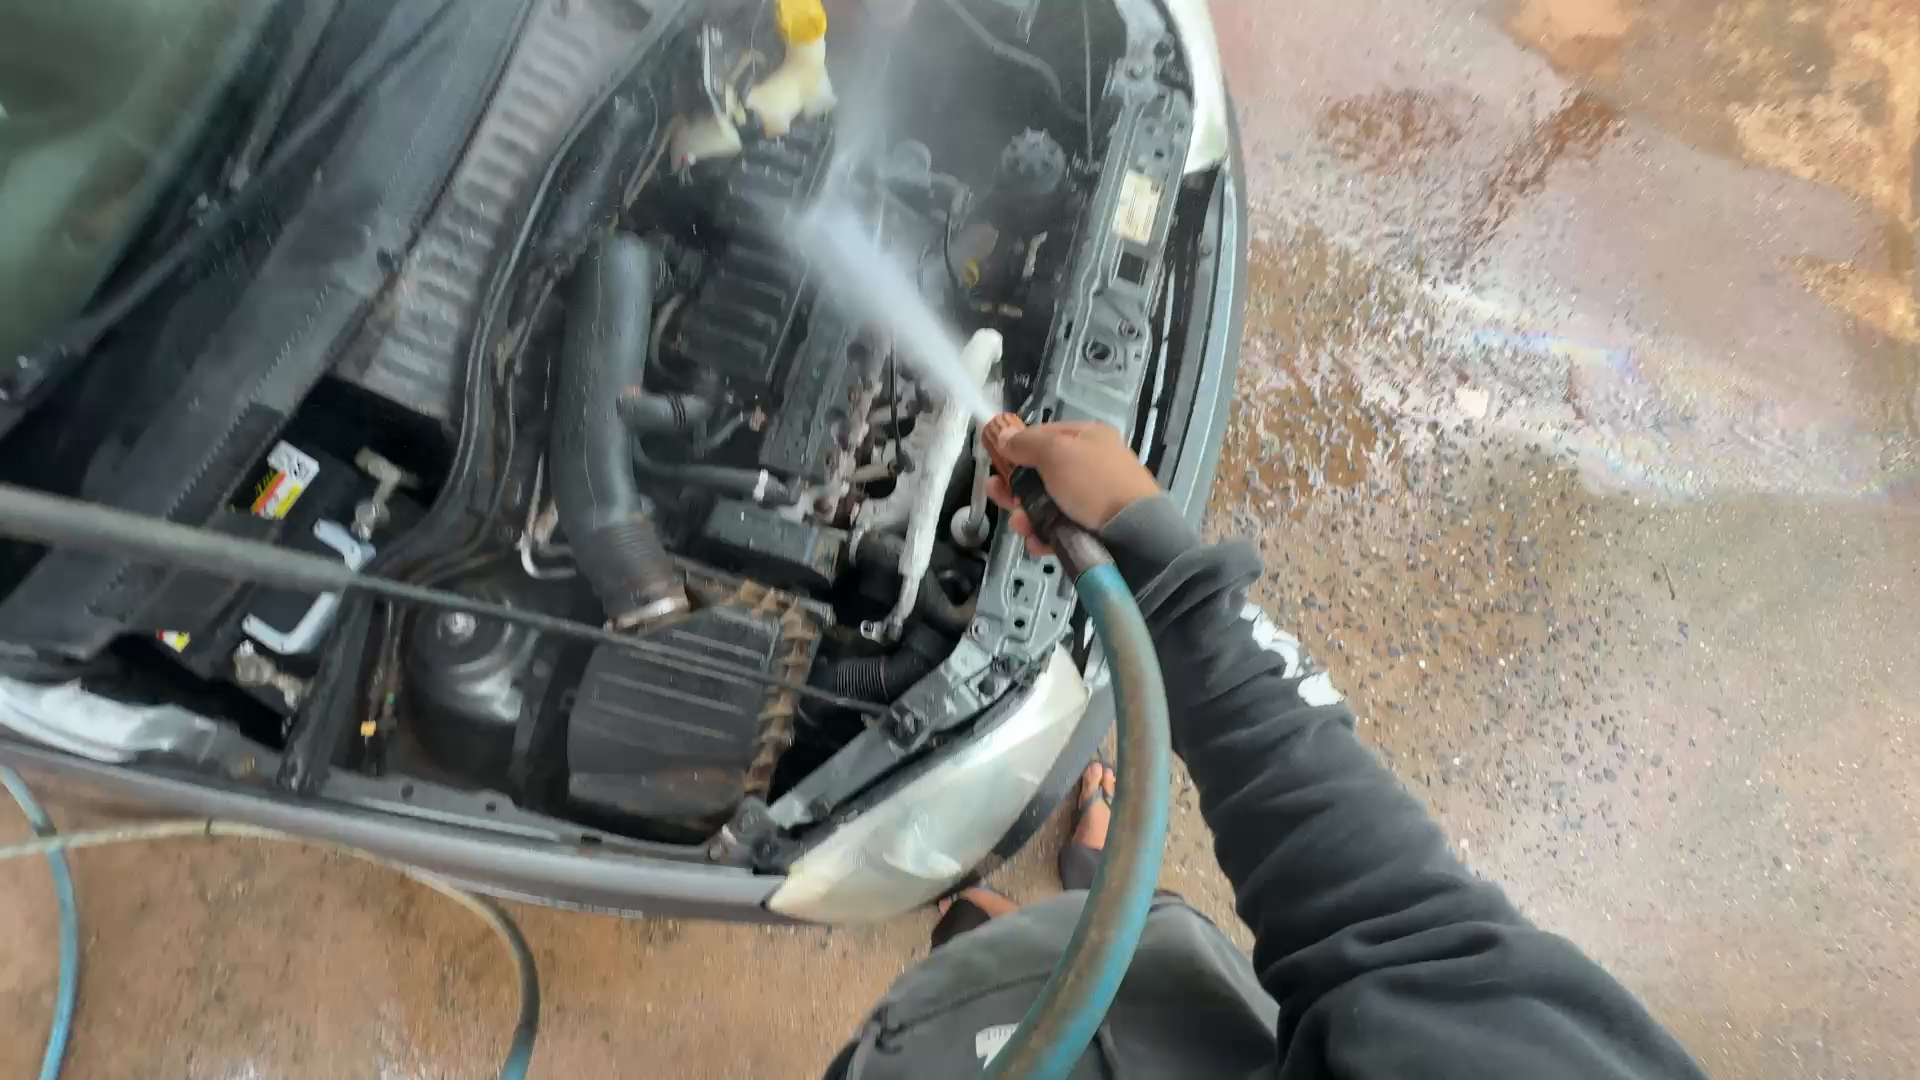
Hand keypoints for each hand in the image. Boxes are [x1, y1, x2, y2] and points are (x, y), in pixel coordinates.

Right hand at [984, 421, 1161, 556]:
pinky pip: (1056, 529)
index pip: (1043, 436)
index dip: (1018, 447)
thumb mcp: (1057, 452)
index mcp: (1086, 439)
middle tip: (996, 492)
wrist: (1133, 534)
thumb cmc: (1094, 483)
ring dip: (1025, 515)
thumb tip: (1003, 435)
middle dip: (1014, 486)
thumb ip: (1026, 442)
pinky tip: (1036, 542)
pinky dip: (1042, 536)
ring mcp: (1088, 500)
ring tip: (1021, 524)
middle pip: (1039, 473)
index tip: (997, 460)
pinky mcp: (1087, 529)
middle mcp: (1088, 467)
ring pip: (1043, 504)